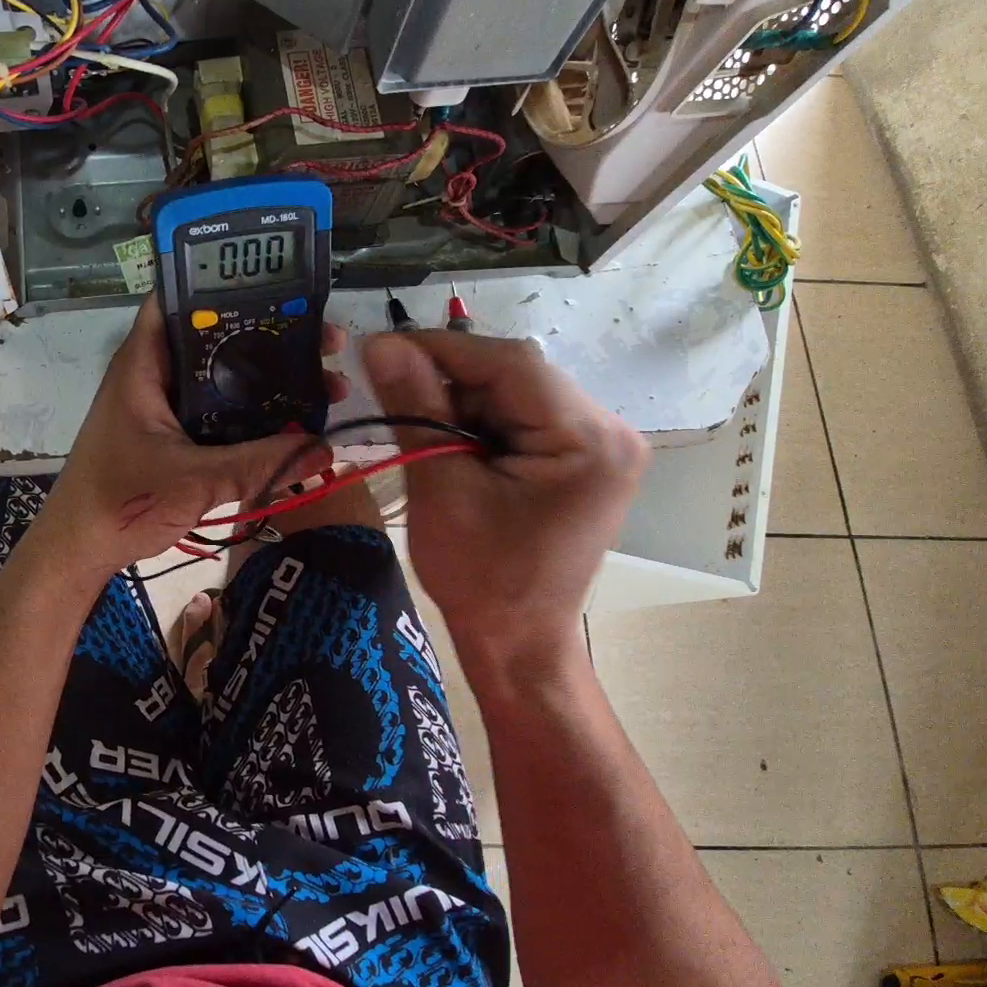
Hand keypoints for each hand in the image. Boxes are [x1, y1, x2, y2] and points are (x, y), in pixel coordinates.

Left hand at [38, 298, 348, 575]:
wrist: (79, 550)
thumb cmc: (120, 504)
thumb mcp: (193, 481)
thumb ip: (258, 465)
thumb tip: (323, 448)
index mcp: (143, 366)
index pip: (177, 299)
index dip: (226, 284)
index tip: (284, 285)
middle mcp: (154, 376)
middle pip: (214, 338)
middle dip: (269, 337)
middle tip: (324, 342)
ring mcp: (163, 406)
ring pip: (222, 378)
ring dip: (267, 380)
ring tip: (322, 383)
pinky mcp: (172, 435)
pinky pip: (220, 412)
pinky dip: (252, 414)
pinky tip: (292, 421)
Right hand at [362, 331, 648, 694]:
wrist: (517, 641)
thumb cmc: (480, 579)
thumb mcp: (440, 490)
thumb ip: (415, 411)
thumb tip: (379, 345)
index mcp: (588, 441)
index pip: (511, 365)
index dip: (440, 348)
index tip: (378, 347)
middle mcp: (608, 431)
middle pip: (514, 376)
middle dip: (447, 381)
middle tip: (387, 392)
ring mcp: (597, 445)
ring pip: (512, 395)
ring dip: (457, 403)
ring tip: (412, 426)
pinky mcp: (578, 458)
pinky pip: (519, 419)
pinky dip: (474, 424)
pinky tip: (445, 445)